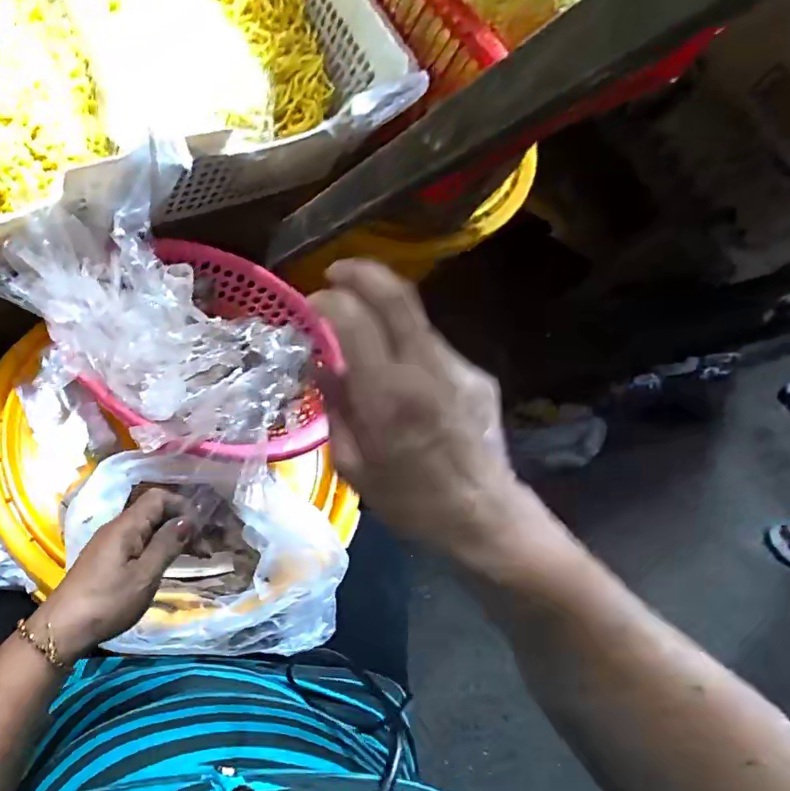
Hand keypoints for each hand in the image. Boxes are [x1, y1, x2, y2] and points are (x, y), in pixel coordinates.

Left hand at [29, 488, 194, 658]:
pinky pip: (135, 543)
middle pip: (152, 511)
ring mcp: (108, 543)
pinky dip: (154, 548)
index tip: (203, 529)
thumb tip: (188, 520)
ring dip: (168, 537)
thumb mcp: (144, 576)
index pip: (158, 497)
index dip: (183, 506)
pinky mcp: (104, 559)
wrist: (65, 626)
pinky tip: (164, 565)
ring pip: (144, 529)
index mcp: (125, 525)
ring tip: (192, 557)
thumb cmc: (108, 601)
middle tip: (203, 550)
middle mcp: (115, 527)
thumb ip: (166, 545)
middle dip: (179, 523)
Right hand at [310, 259, 534, 566]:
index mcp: (389, 396)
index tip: (307, 304)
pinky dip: (401, 339)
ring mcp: (458, 368)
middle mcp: (427, 369)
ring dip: (381, 307)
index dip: (327, 302)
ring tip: (354, 319)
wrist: (483, 517)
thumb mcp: (352, 462)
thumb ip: (335, 406)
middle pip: (397, 297)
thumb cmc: (406, 500)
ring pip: (415, 318)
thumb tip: (320, 364)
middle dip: (362, 275)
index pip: (356, 322)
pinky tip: (388, 363)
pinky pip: (429, 345)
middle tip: (333, 273)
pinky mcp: (475, 376)